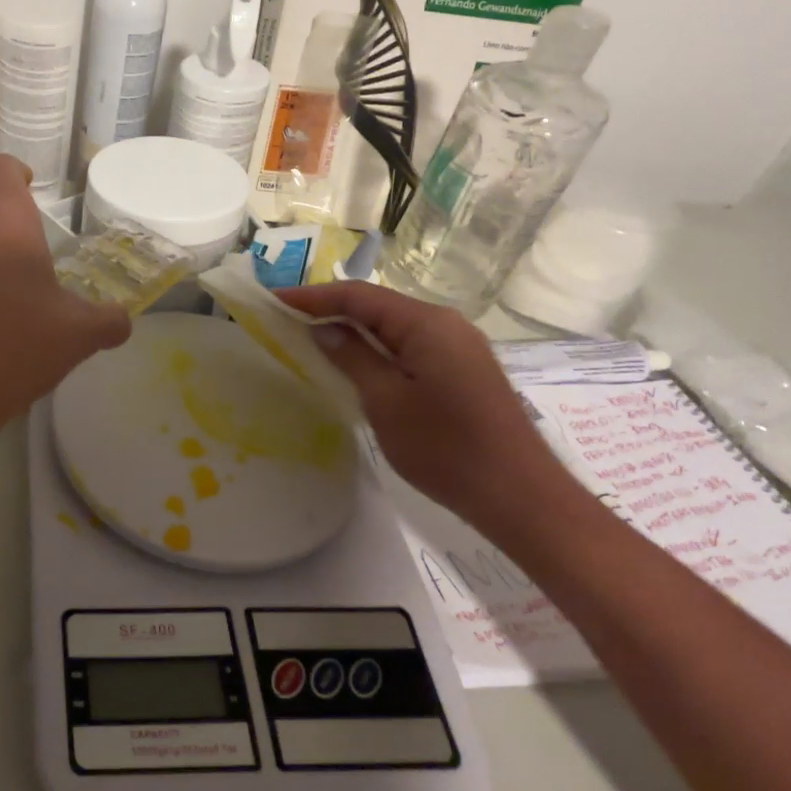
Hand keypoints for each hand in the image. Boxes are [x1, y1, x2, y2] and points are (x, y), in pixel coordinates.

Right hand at [278, 281, 565, 524]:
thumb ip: (352, 358)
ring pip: (394, 326)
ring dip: (353, 329)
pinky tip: (355, 363)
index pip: (358, 295)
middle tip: (286, 318)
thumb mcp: (385, 402)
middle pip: (378, 305)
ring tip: (311, 337)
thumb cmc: (445, 448)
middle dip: (331, 308)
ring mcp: (458, 347)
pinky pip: (410, 345)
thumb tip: (323, 329)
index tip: (273, 300)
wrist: (518, 495)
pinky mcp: (463, 369)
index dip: (313, 296)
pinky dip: (376, 347)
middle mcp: (446, 324)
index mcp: (426, 324)